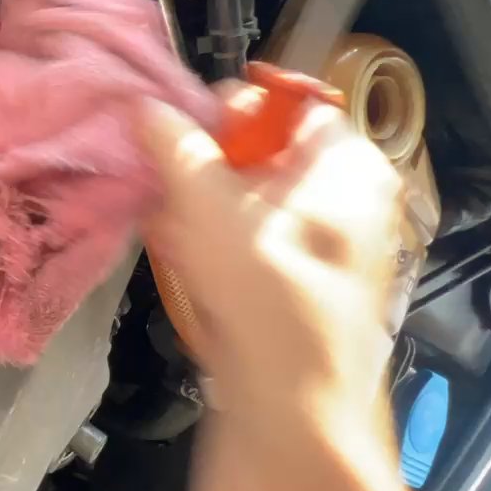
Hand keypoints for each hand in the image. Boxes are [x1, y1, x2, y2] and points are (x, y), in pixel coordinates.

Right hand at [137, 93, 402, 425]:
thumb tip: (145, 103)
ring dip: (198, 198)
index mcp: (346, 164)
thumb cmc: (260, 283)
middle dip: (204, 161)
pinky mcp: (298, 267)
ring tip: (170, 221)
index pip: (289, 102)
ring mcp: (324, 233)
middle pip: (261, 147)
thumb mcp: (203, 197)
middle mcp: (346, 192)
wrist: (289, 388)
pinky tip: (184, 248)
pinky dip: (211, 230)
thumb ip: (172, 140)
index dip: (233, 107)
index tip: (187, 128)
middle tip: (169, 180)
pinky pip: (247, 227)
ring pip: (246, 190)